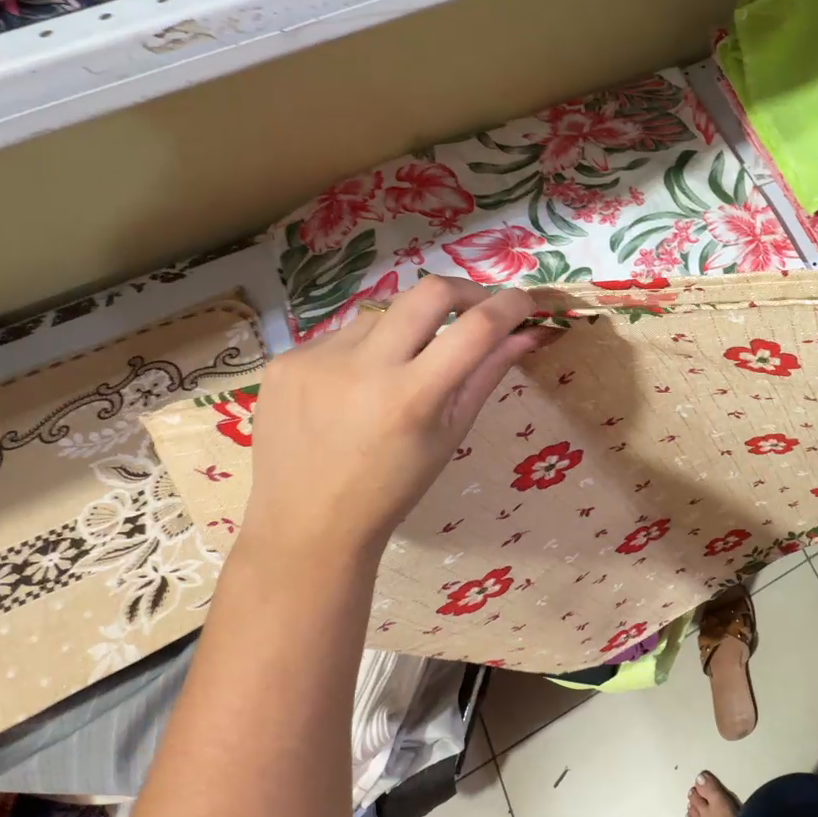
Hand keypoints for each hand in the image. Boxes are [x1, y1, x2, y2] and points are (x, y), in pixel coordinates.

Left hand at [242, 277, 549, 559]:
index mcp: (413, 396)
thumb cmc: (395, 486)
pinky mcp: (286, 360)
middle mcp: (364, 367)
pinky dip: (366, 349)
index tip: (527, 303)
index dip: (512, 305)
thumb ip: (489, 372)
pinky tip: (356, 388)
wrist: (306, 525)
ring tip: (404, 367)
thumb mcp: (453, 432)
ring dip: (409, 327)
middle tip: (476, 312)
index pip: (478, 326)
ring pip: (385, 312)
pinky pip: (344, 334)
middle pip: (430, 291)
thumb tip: (531, 332)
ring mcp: (317, 359)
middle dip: (466, 292)